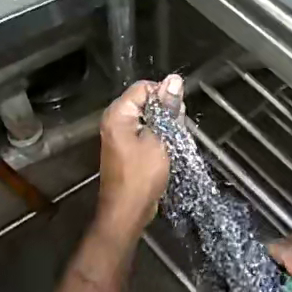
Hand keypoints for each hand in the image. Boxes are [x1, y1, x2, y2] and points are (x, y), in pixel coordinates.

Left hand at [95, 76, 180, 240]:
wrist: (127, 211)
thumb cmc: (141, 176)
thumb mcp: (160, 139)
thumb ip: (167, 109)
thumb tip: (174, 80)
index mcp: (118, 114)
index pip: (143, 87)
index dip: (163, 95)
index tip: (177, 111)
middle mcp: (114, 120)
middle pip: (145, 101)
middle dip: (164, 111)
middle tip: (176, 128)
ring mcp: (119, 135)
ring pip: (147, 118)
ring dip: (163, 125)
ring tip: (173, 140)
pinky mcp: (125, 148)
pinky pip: (144, 132)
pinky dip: (157, 137)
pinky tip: (167, 148)